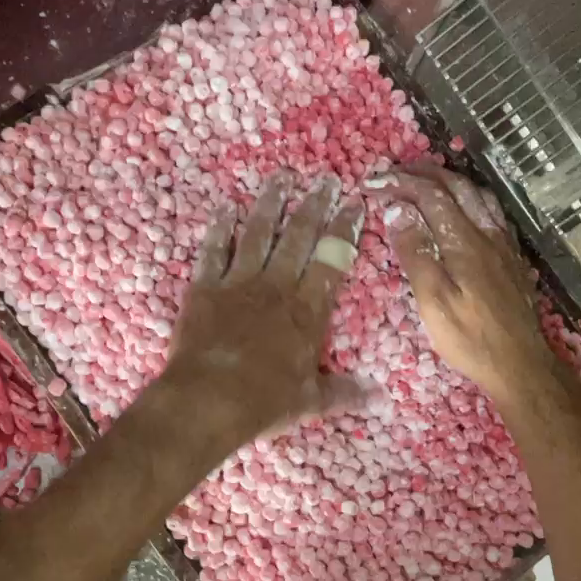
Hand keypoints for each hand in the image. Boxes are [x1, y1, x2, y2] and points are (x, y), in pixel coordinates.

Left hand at [159, 172, 366, 451]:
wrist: (206, 400)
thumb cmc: (264, 402)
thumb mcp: (310, 401)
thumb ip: (342, 392)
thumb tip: (377, 396)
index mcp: (307, 310)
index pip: (332, 259)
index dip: (345, 229)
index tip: (354, 203)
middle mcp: (276, 287)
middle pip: (298, 237)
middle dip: (314, 206)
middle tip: (325, 180)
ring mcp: (238, 283)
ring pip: (257, 233)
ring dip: (270, 204)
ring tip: (281, 178)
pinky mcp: (204, 289)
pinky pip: (213, 251)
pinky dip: (219, 229)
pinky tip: (225, 208)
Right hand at [379, 166, 557, 405]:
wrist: (520, 363)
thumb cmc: (469, 338)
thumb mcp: (432, 301)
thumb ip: (416, 253)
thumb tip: (397, 210)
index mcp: (463, 241)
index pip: (430, 196)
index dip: (399, 184)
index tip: (373, 184)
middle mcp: (487, 233)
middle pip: (455, 186)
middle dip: (422, 174)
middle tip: (393, 174)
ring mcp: (503, 244)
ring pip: (477, 194)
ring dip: (448, 180)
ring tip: (425, 180)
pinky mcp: (512, 257)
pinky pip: (492, 211)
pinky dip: (470, 197)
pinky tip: (464, 207)